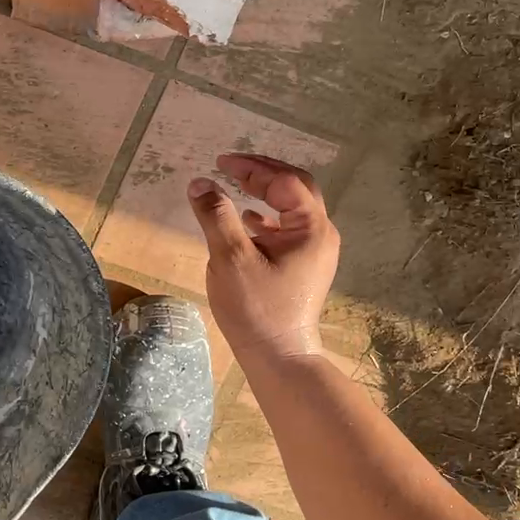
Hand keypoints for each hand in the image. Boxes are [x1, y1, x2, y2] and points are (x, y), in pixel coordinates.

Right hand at [187, 154, 339, 361]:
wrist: (279, 357)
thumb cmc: (257, 307)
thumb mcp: (231, 258)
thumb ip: (216, 216)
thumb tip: (200, 182)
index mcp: (310, 229)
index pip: (284, 182)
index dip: (252, 167)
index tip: (219, 163)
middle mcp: (320, 235)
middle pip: (295, 188)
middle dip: (263, 172)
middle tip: (231, 165)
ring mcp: (314, 251)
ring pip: (292, 207)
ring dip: (265, 190)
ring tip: (236, 182)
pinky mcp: (303, 266)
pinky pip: (287, 227)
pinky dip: (266, 215)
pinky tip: (246, 218)